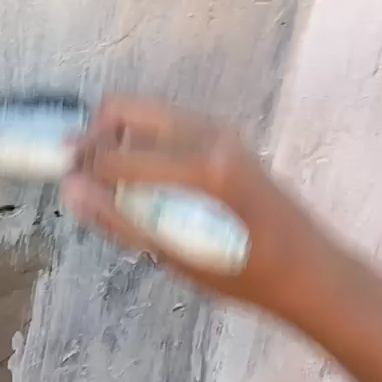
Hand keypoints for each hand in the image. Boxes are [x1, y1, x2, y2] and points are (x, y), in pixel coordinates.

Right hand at [63, 96, 381, 381]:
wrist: (312, 270)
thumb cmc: (245, 274)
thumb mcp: (176, 255)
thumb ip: (119, 217)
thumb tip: (70, 190)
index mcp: (199, 167)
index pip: (115, 156)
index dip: (82, 169)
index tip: (69, 185)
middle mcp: (207, 133)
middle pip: (122, 107)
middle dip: (93, 136)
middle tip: (85, 172)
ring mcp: (216, 126)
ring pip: (140, 109)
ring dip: (116, 136)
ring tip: (114, 179)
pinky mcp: (221, 130)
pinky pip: (162, 119)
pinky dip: (140, 138)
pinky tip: (145, 176)